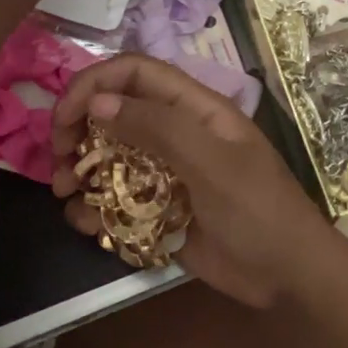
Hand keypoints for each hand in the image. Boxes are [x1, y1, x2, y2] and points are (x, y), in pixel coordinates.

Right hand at [50, 56, 338, 307]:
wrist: (287, 273)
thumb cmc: (258, 209)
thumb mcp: (212, 162)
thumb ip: (158, 128)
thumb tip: (98, 102)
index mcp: (197, 110)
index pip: (136, 74)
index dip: (94, 85)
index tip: (63, 118)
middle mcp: (179, 135)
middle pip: (116, 114)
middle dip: (80, 131)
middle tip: (59, 161)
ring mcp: (168, 175)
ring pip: (111, 160)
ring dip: (81, 172)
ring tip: (65, 194)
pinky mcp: (160, 213)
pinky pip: (118, 202)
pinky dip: (95, 209)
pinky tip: (86, 225)